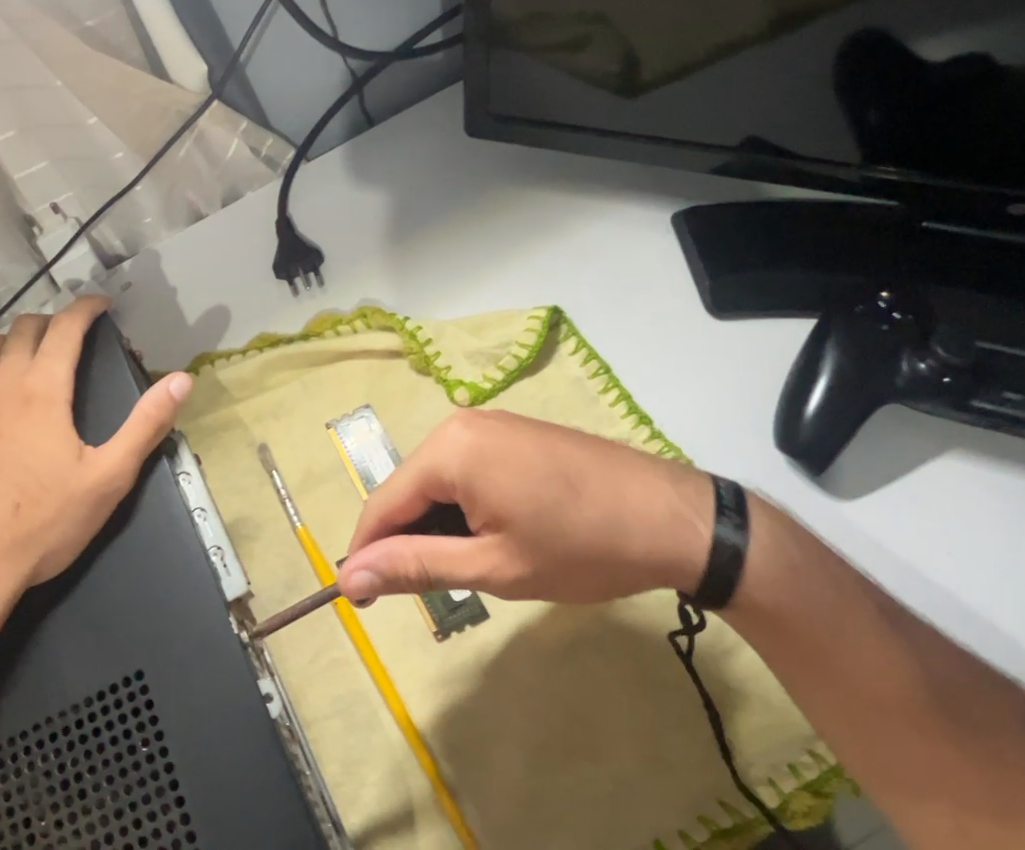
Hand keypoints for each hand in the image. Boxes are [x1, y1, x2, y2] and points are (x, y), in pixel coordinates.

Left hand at [0, 297, 192, 611]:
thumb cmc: (44, 523)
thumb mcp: (108, 478)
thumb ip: (146, 425)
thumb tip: (180, 381)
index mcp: (43, 388)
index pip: (65, 327)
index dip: (86, 308)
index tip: (103, 305)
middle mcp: (1, 383)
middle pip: (24, 329)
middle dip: (52, 321)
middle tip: (75, 333)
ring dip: (13, 338)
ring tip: (32, 350)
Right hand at [338, 410, 714, 604]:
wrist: (676, 520)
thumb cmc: (581, 548)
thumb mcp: (493, 566)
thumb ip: (415, 567)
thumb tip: (348, 578)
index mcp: (448, 450)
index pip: (382, 504)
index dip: (365, 554)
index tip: (357, 600)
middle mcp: (460, 424)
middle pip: (409, 491)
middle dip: (406, 541)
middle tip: (423, 593)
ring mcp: (490, 424)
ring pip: (437, 483)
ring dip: (436, 526)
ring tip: (465, 569)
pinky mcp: (514, 433)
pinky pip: (465, 471)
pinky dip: (463, 508)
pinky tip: (489, 538)